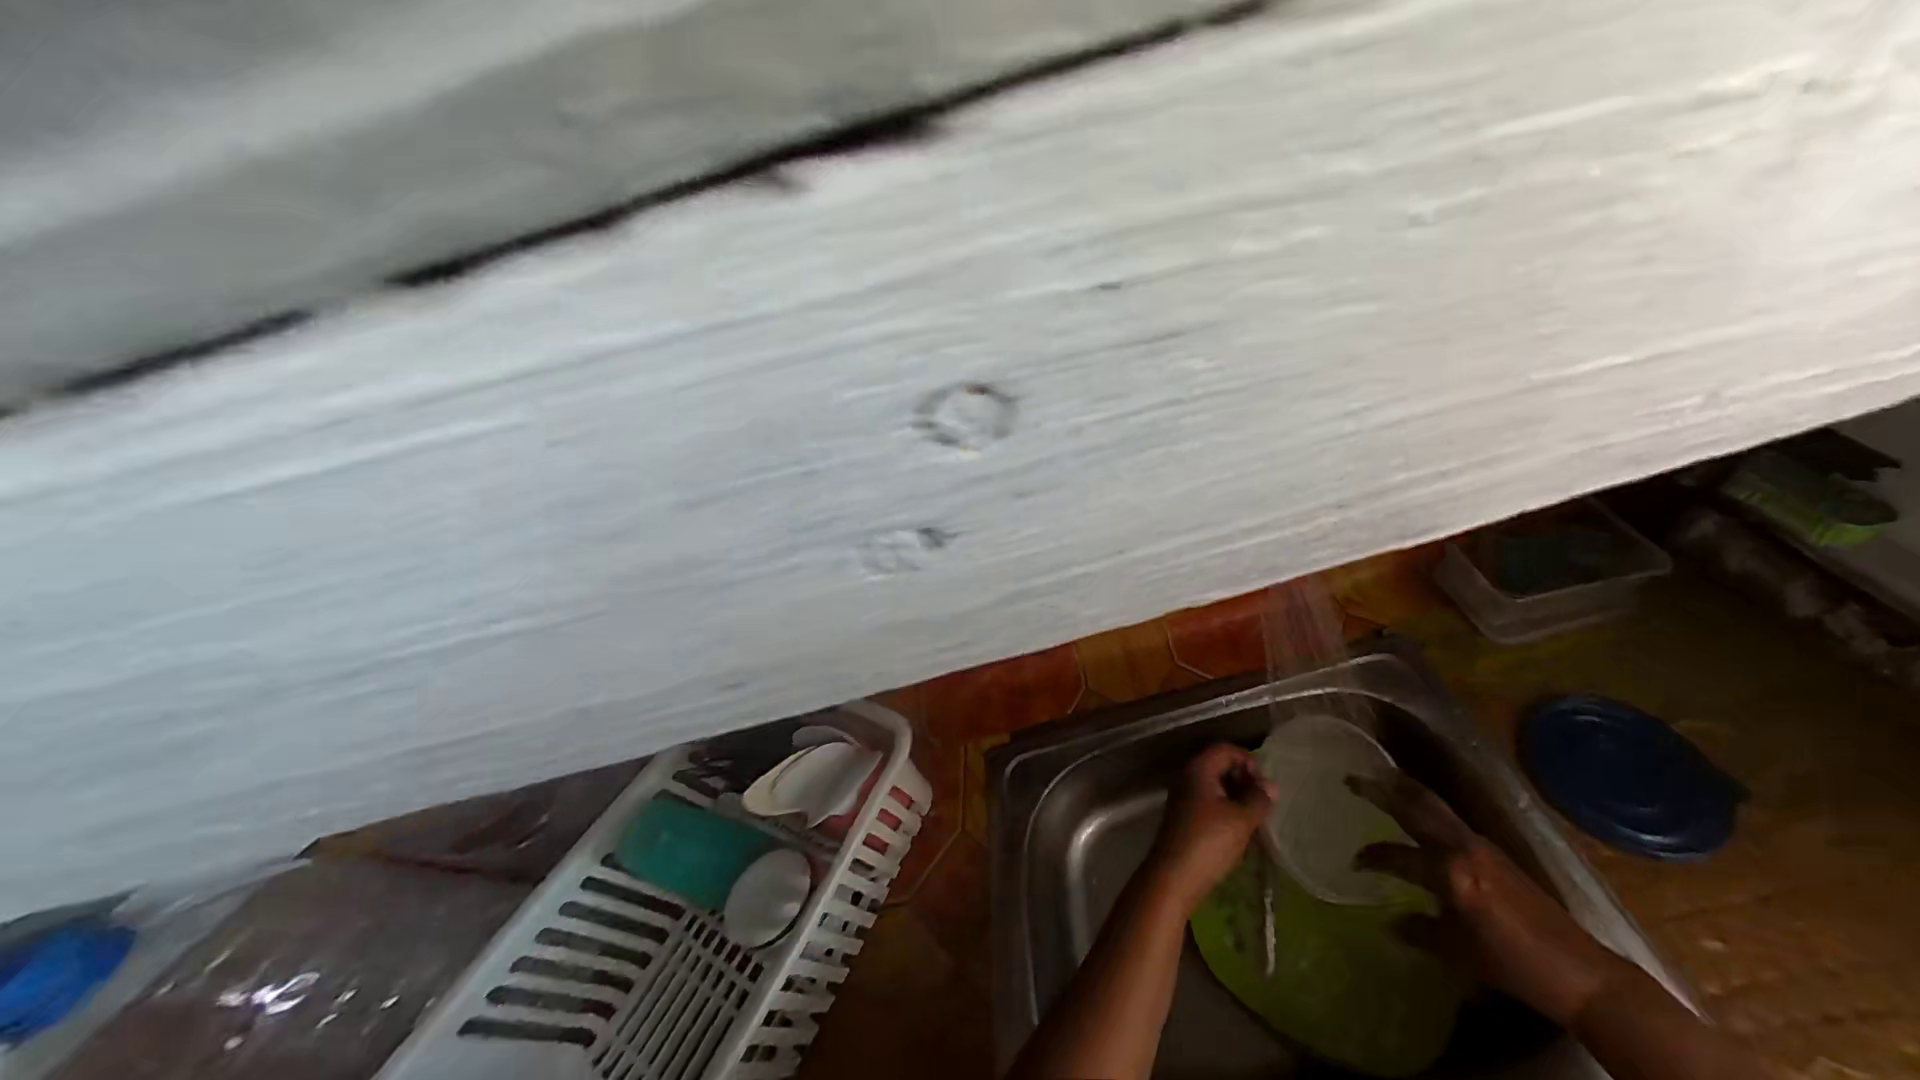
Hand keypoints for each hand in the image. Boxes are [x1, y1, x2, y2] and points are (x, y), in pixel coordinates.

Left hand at [1147, 743, 1277, 912]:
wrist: (1174, 875)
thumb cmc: (1209, 841)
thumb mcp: (1241, 819)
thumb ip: (1258, 798)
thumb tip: (1270, 785)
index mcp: (1198, 769)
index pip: (1225, 749)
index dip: (1248, 761)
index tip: (1264, 784)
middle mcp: (1188, 777)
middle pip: (1219, 765)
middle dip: (1244, 779)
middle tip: (1264, 801)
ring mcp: (1184, 797)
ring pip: (1216, 786)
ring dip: (1238, 796)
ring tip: (1257, 816)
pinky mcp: (1185, 816)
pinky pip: (1210, 802)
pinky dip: (1227, 808)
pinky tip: (1241, 828)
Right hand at [1348, 771, 1620, 1025]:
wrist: (1583, 975)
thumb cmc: (1514, 964)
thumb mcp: (1458, 951)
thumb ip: (1419, 929)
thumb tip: (1389, 922)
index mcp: (1449, 871)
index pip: (1395, 855)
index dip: (1370, 858)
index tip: (1353, 864)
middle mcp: (1463, 848)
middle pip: (1417, 807)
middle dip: (1383, 790)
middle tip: (1353, 779)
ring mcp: (1483, 846)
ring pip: (1437, 807)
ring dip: (1407, 792)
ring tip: (1382, 780)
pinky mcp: (1497, 853)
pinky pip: (1452, 821)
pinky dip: (1429, 810)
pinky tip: (1421, 817)